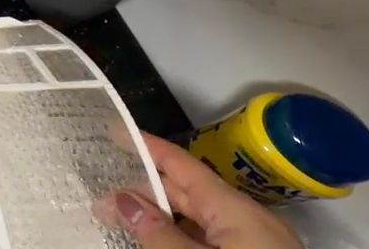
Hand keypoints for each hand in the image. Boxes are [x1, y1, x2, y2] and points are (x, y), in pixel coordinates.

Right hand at [109, 133, 304, 248]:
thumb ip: (158, 234)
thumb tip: (124, 201)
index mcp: (237, 211)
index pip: (182, 165)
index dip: (146, 147)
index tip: (112, 132)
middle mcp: (252, 222)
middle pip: (190, 193)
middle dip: (146, 193)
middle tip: (104, 203)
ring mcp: (263, 247)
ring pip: (203, 222)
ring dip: (164, 220)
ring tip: (128, 227)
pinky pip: (218, 242)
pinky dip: (187, 239)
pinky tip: (164, 246)